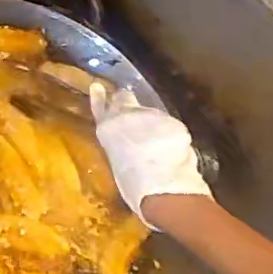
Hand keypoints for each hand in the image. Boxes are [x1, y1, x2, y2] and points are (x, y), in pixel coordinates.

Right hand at [88, 85, 209, 226]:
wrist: (163, 187)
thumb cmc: (131, 183)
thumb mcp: (116, 160)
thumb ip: (118, 143)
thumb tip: (125, 142)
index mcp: (107, 127)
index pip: (100, 105)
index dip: (99, 96)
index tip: (98, 86)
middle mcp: (127, 114)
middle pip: (125, 97)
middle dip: (127, 102)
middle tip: (130, 113)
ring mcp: (152, 115)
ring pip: (150, 114)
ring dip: (151, 123)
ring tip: (156, 142)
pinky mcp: (174, 122)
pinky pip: (169, 126)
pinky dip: (169, 134)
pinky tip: (172, 149)